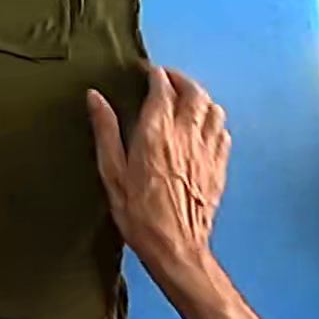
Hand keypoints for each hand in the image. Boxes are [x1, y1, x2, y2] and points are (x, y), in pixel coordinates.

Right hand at [87, 67, 229, 274]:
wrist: (176, 249)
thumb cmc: (136, 209)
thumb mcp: (111, 169)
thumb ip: (105, 129)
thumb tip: (95, 95)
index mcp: (156, 132)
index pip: (163, 89)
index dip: (155, 74)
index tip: (145, 70)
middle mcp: (186, 135)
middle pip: (195, 93)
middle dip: (181, 79)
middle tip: (165, 78)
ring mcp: (207, 152)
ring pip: (214, 110)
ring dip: (199, 97)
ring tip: (184, 97)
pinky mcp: (220, 168)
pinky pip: (223, 133)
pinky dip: (213, 120)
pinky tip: (202, 125)